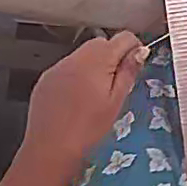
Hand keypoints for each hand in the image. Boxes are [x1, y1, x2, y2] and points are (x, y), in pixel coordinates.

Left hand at [22, 32, 146, 175]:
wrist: (51, 147)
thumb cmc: (88, 128)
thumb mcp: (115, 102)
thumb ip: (128, 72)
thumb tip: (140, 51)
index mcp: (96, 61)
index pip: (123, 38)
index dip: (134, 49)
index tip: (135, 66)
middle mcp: (75, 57)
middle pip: (101, 43)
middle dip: (113, 56)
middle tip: (116, 85)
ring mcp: (57, 67)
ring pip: (83, 54)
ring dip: (94, 65)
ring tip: (95, 94)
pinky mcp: (46, 78)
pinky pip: (67, 67)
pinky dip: (76, 75)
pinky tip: (76, 99)